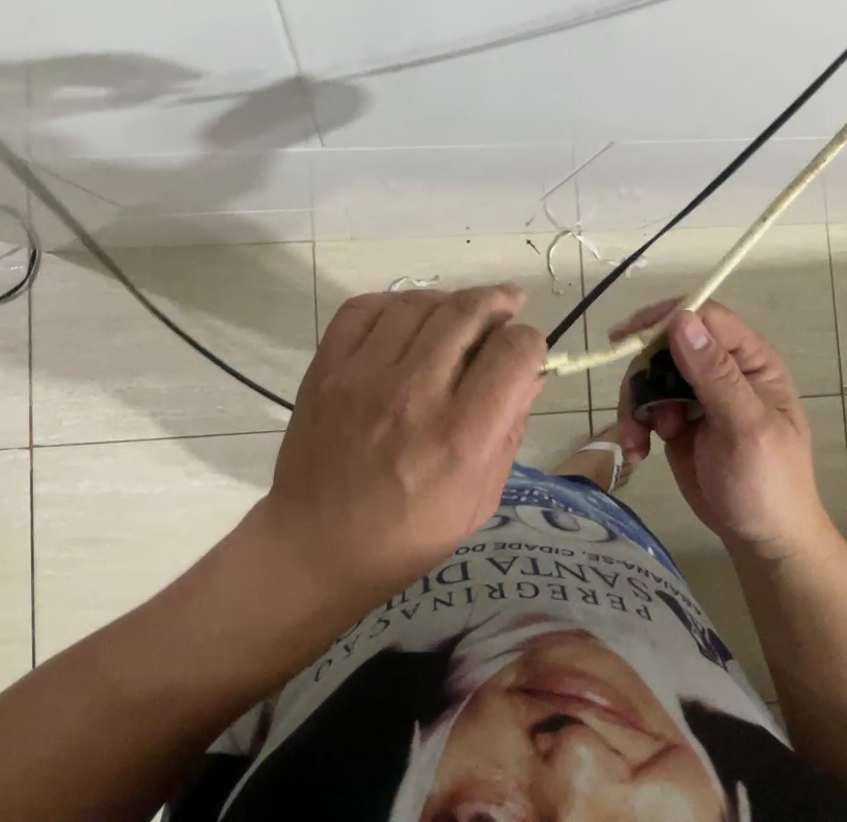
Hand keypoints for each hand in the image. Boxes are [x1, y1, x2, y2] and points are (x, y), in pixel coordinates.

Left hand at [257, 284, 547, 603]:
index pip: (514, 351)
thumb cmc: (407, 537)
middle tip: (506, 305)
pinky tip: (408, 317)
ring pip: (418, 303)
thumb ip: (509, 431)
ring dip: (449, 300)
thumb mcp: (480, 500)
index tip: (526, 349)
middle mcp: (415, 395)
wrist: (315, 546)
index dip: (531, 341)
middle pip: (468, 312)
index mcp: (461, 436)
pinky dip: (394, 302)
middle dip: (498, 302)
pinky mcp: (326, 369)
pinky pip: (364, 308)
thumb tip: (531, 374)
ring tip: (459, 313)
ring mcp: (363, 377)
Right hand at [612, 299, 835, 558]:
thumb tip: (682, 321)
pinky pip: (644, 406)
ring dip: (635, 406)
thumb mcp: (746, 429)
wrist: (761, 538)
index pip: (704, 318)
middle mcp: (722, 369)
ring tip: (637, 441)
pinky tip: (638, 452)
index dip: (665, 320)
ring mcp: (697, 395)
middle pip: (666, 345)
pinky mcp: (677, 419)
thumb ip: (715, 375)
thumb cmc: (768, 484)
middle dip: (643, 376)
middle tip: (635, 411)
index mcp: (751, 361)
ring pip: (649, 376)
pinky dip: (634, 425)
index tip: (627, 337)